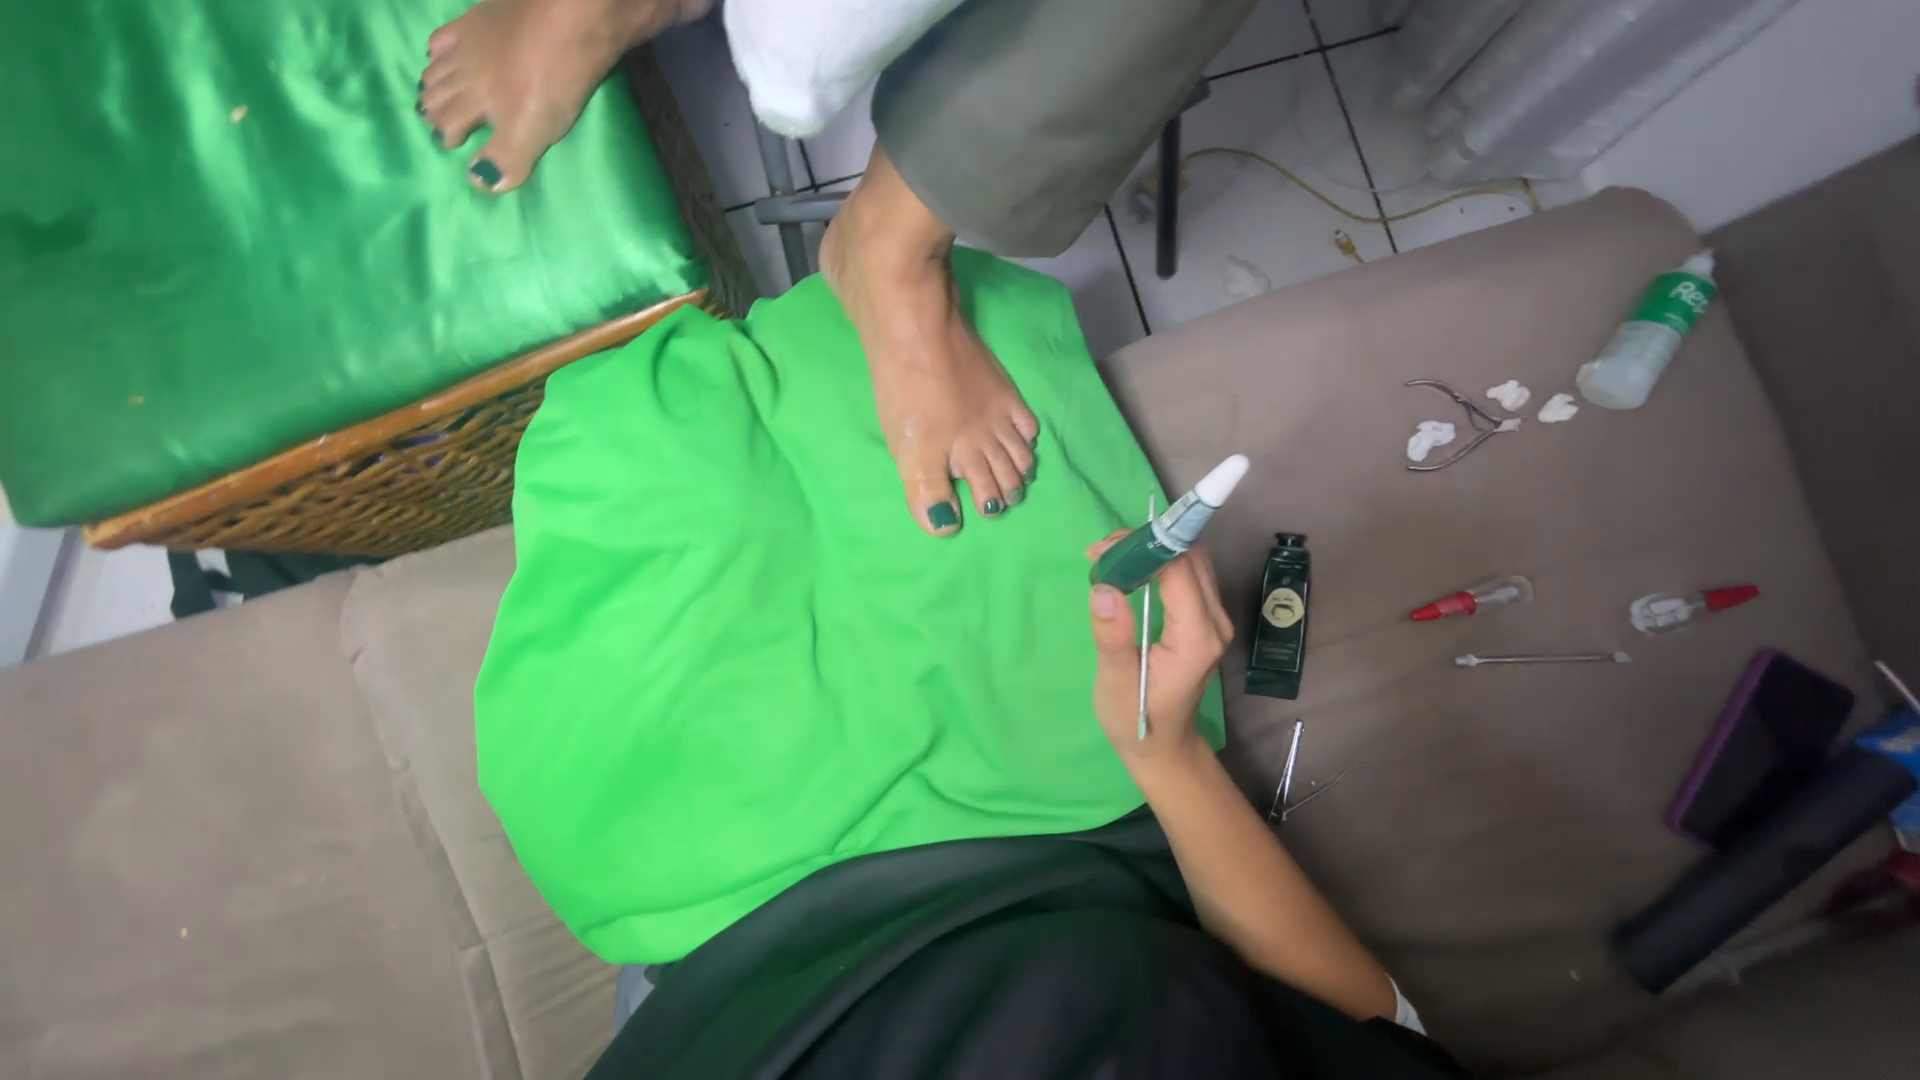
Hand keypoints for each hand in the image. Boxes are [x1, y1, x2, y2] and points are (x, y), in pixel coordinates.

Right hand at [1086, 533, 1234, 774]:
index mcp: (1196, 637)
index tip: (1101, 551)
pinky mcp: (1208, 620)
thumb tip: (1105, 588)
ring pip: (1194, 561)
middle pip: (1190, 558)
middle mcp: (1216, 623)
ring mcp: (1217, 620)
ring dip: (1156, 550)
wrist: (1163, 746)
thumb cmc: (1136, 718)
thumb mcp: (1116, 681)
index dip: (1142, 549)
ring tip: (1113, 558)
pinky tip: (1133, 570)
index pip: (1178, 570)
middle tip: (1103, 552)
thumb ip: (1113, 636)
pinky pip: (1192, 575)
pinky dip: (1163, 562)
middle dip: (1148, 543)